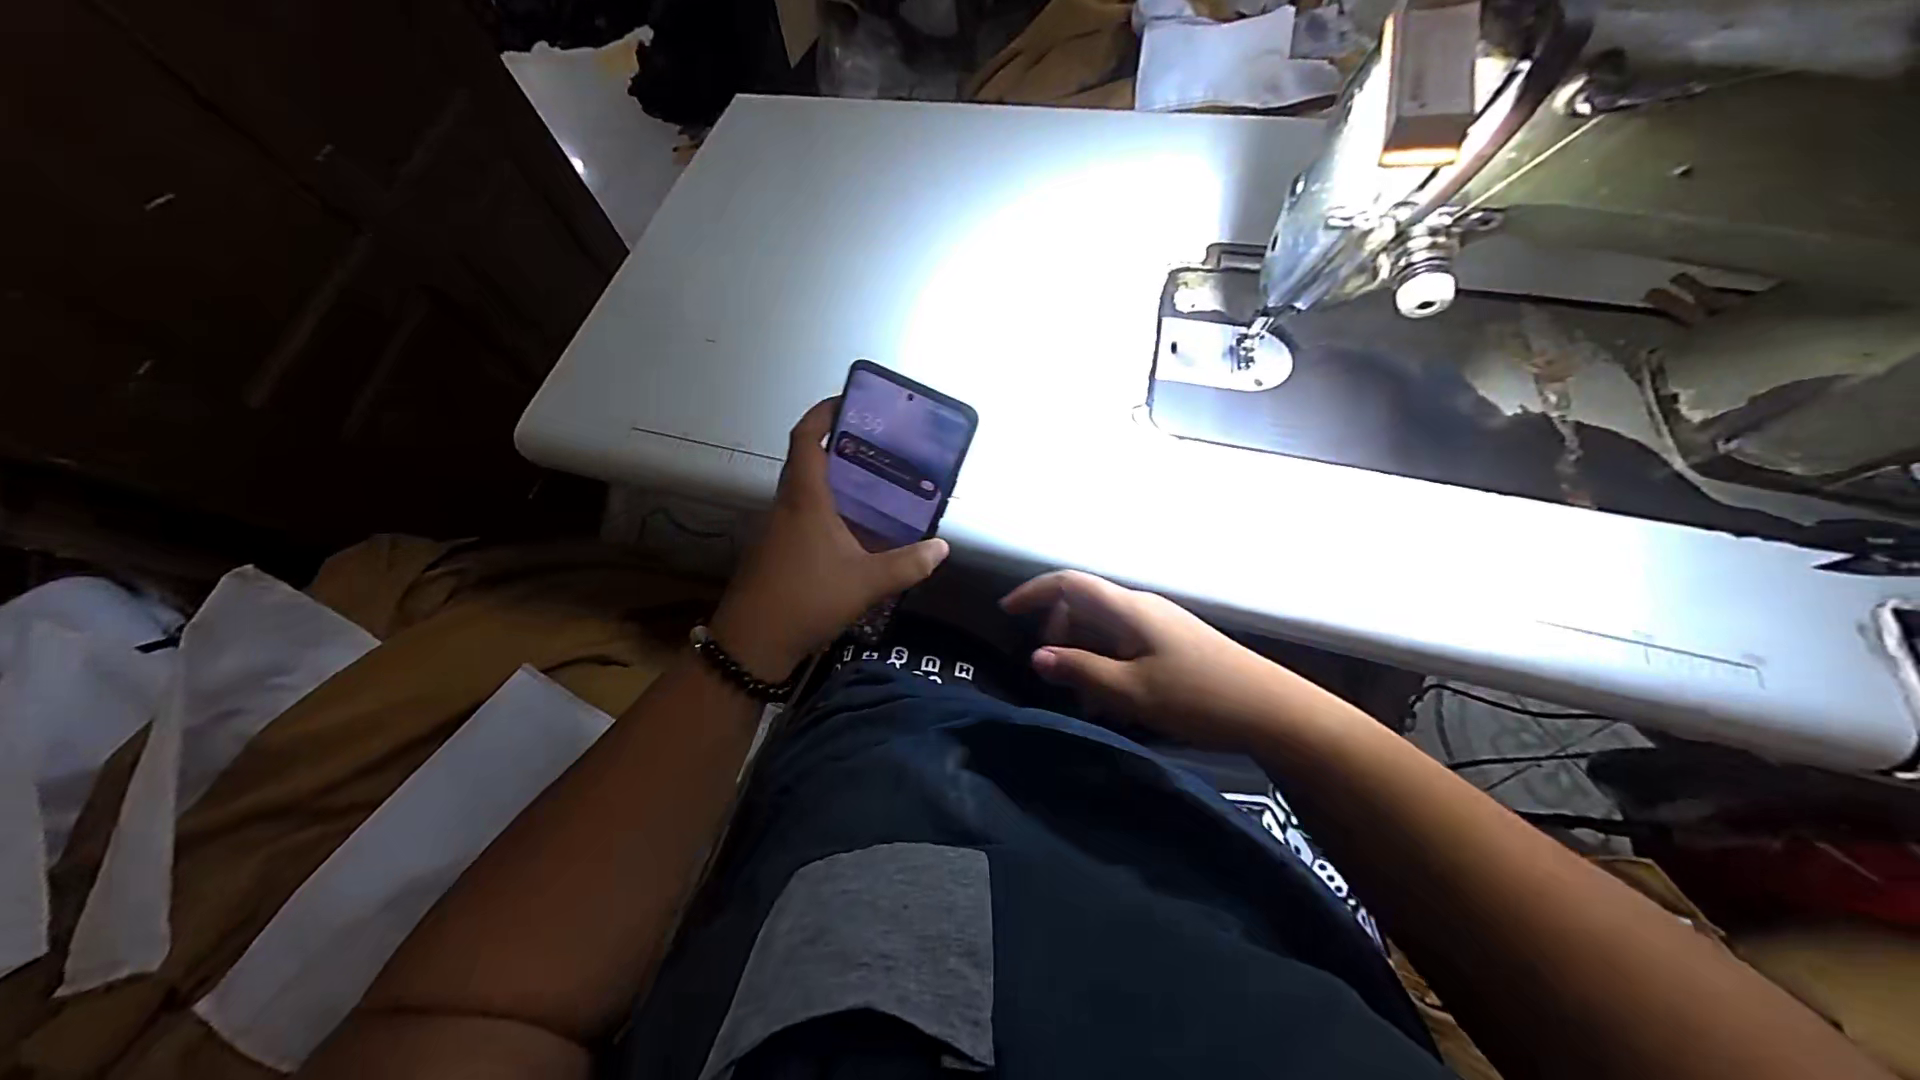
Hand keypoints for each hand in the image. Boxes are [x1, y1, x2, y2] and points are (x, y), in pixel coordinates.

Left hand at [710, 399, 949, 679]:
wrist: (752, 643)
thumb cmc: (806, 599)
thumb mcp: (865, 583)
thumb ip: (907, 565)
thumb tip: (942, 548)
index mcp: (804, 498)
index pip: (806, 438)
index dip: (823, 413)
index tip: (849, 403)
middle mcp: (786, 505)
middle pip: (807, 460)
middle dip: (839, 447)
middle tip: (878, 448)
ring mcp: (777, 529)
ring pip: (805, 490)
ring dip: (834, 481)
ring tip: (875, 486)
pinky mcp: (776, 550)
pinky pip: (803, 515)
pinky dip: (828, 510)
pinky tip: (854, 531)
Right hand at [999, 570, 1302, 749]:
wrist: (1273, 710)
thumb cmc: (1199, 697)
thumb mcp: (1131, 691)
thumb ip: (1081, 670)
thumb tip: (1037, 656)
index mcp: (1128, 609)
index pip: (1069, 583)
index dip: (1034, 592)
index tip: (1007, 611)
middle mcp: (1142, 607)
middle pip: (1084, 606)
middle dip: (1059, 635)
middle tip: (1053, 674)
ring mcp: (1161, 624)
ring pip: (1104, 628)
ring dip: (1084, 655)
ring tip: (1087, 698)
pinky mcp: (1174, 642)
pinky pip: (1125, 643)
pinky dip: (1107, 663)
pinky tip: (1117, 700)